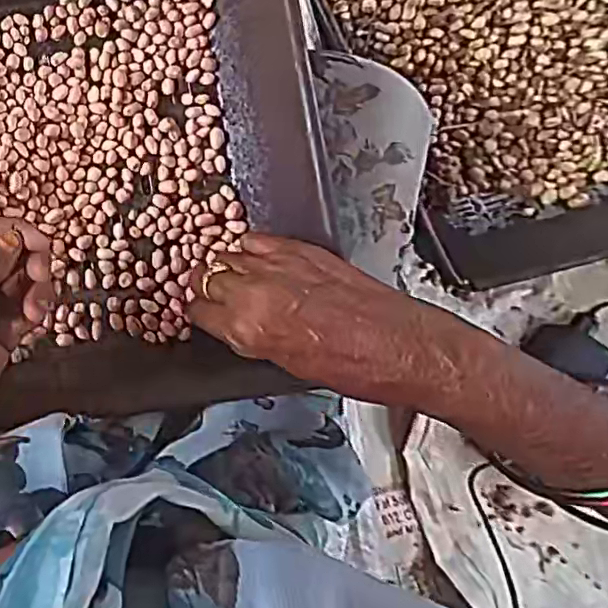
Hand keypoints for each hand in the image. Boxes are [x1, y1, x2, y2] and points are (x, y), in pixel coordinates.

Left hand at [0, 218, 55, 460]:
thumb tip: (13, 237)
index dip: (17, 230)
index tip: (42, 241)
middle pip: (13, 253)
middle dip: (33, 260)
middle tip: (39, 278)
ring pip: (25, 281)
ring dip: (38, 288)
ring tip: (36, 312)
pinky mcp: (3, 335)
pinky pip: (28, 309)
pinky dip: (37, 310)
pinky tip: (35, 320)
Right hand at [186, 232, 500, 414]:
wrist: (410, 349)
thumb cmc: (358, 367)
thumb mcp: (286, 364)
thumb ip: (249, 336)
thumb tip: (232, 322)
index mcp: (248, 330)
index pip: (197, 310)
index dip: (198, 311)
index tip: (203, 311)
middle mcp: (256, 294)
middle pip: (205, 277)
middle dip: (205, 285)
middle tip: (212, 291)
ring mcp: (278, 268)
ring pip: (225, 254)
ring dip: (224, 264)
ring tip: (232, 273)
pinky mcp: (300, 250)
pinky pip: (255, 239)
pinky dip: (250, 247)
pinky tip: (255, 257)